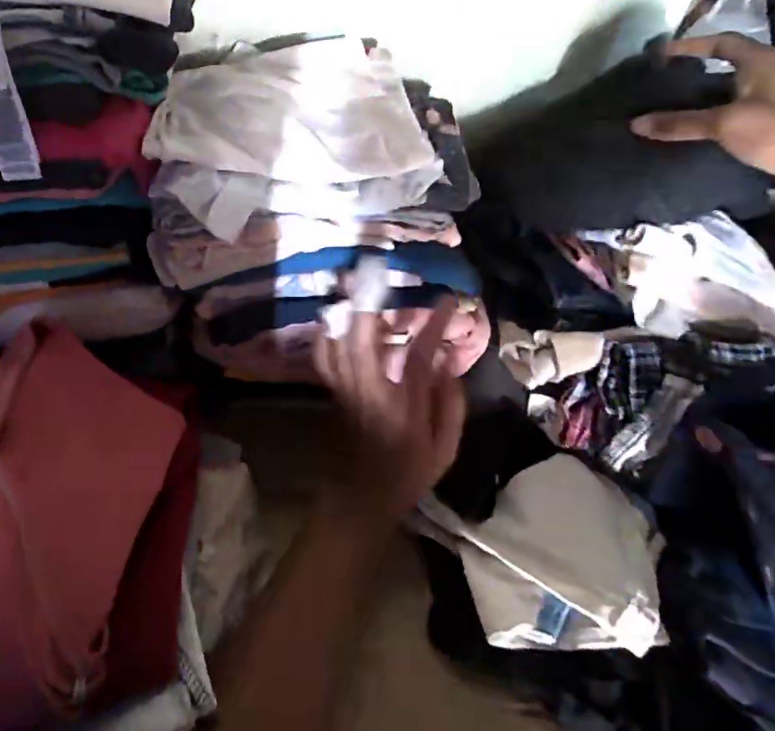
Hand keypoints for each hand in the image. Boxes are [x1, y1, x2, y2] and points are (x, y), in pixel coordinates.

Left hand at [311, 299, 466, 519]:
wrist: (357, 501)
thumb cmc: (405, 475)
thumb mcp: (443, 450)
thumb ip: (449, 404)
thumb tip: (448, 361)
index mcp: (401, 405)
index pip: (419, 354)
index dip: (433, 324)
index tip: (447, 300)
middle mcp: (367, 389)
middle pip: (362, 336)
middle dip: (370, 301)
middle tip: (378, 273)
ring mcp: (343, 388)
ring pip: (337, 341)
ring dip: (344, 311)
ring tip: (353, 285)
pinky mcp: (330, 391)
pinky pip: (325, 355)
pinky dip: (327, 332)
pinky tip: (333, 316)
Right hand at [630, 33, 774, 201]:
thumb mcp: (727, 124)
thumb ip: (681, 123)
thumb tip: (634, 123)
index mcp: (768, 62)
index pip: (723, 42)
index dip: (691, 45)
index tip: (660, 55)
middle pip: (731, 72)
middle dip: (698, 80)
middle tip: (661, 91)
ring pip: (739, 101)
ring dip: (711, 109)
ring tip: (674, 119)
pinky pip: (748, 126)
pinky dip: (725, 131)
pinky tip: (703, 143)